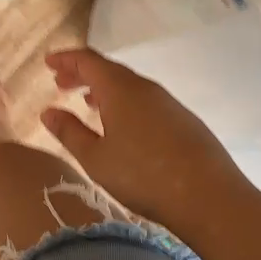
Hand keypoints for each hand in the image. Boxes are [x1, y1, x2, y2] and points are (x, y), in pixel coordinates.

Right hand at [40, 47, 252, 229]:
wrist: (212, 200)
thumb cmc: (144, 176)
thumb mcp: (96, 159)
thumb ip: (69, 132)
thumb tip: (47, 111)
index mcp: (118, 88)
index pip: (87, 60)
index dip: (65, 59)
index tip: (48, 63)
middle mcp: (144, 87)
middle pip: (108, 69)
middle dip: (82, 74)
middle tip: (61, 84)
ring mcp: (168, 102)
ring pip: (129, 86)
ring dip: (105, 90)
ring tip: (89, 104)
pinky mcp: (185, 121)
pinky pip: (146, 101)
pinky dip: (126, 103)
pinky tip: (124, 127)